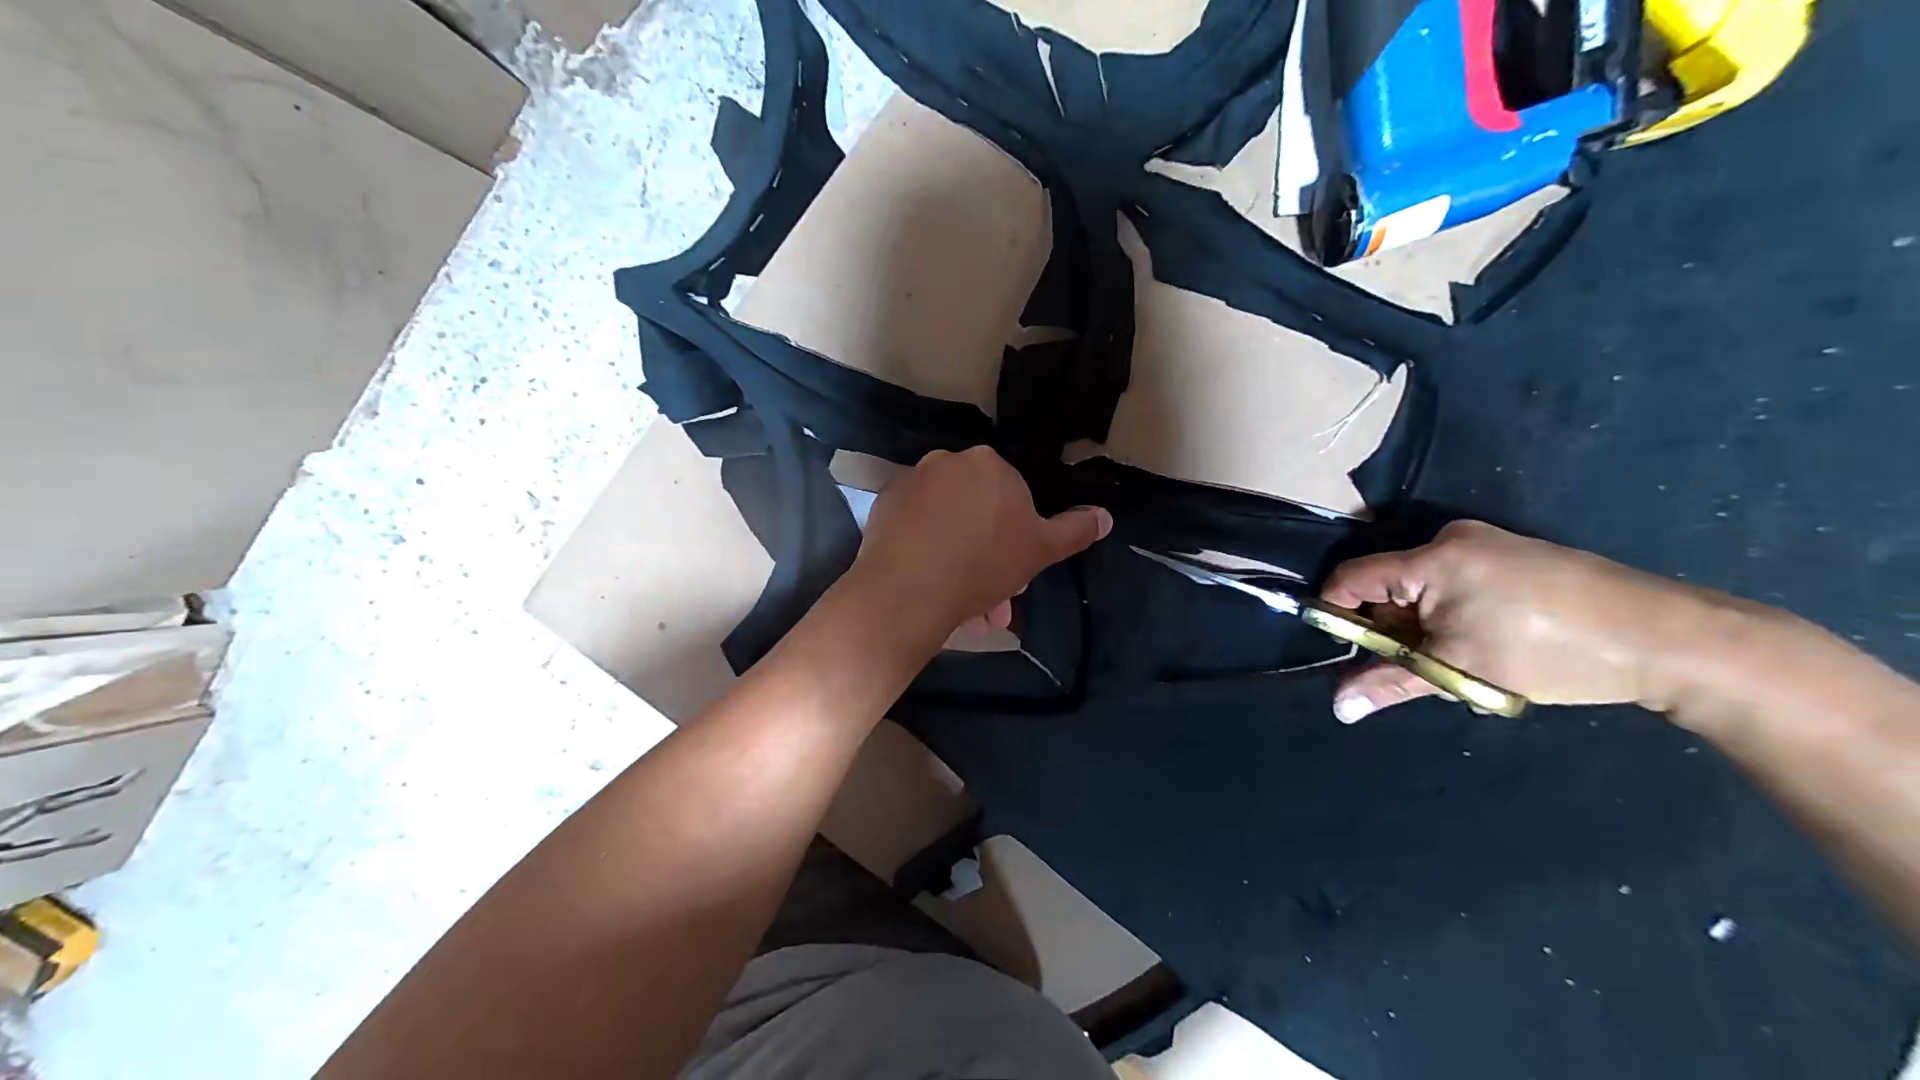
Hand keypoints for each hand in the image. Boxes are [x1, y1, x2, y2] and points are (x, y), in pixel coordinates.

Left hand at [848, 446, 1110, 648]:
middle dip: (988, 554)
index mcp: (990, 463)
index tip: (1014, 570)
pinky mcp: (884, 505)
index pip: (1013, 496)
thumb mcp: (1040, 551)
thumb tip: (1105, 516)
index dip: (1016, 536)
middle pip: (977, 509)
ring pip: (947, 522)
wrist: (909, 590)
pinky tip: (930, 584)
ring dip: (959, 559)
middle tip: (989, 596)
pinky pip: (916, 527)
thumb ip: (1074, 530)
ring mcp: (911, 481)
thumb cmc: (984, 565)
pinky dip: (926, 550)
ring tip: (963, 605)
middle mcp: (948, 461)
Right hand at [1319, 521, 1718, 722]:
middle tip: (1415, 666)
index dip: (1335, 613)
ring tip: (1460, 661)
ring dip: (1423, 625)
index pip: (1351, 578)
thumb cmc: (1551, 652)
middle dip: (1390, 627)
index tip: (1343, 651)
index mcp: (1432, 559)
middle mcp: (1452, 539)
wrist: (1671, 639)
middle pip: (1388, 583)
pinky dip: (1451, 614)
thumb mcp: (1461, 671)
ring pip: (1423, 586)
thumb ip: (1391, 683)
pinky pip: (1455, 581)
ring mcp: (1488, 543)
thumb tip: (1339, 708)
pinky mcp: (1515, 555)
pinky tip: (1486, 643)